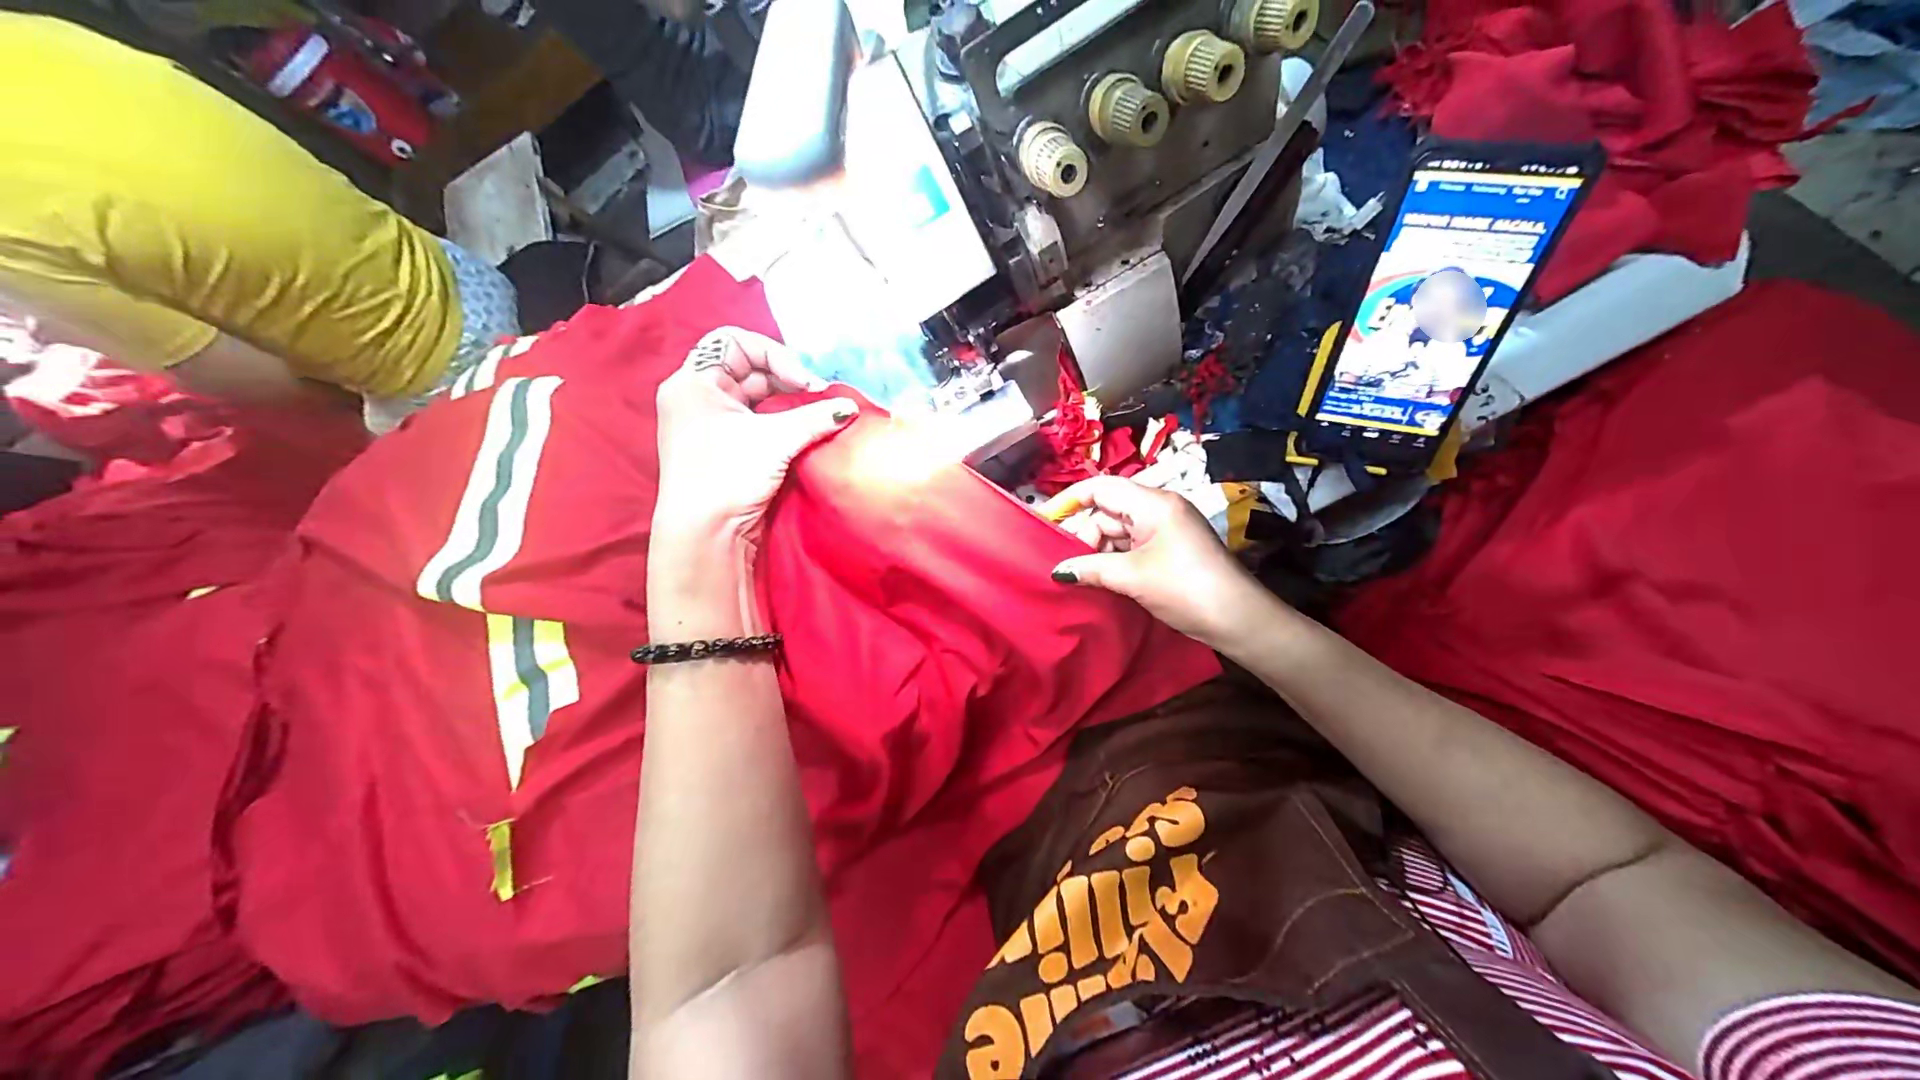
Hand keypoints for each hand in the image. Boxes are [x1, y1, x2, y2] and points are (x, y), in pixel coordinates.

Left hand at [654, 328, 855, 546]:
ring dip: (790, 404)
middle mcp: (698, 398)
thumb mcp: (774, 440)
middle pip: (750, 370)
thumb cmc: (724, 478)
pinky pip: (759, 422)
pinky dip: (784, 423)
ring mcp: (711, 425)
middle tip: (819, 399)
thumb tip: (850, 407)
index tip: (803, 382)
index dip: (774, 355)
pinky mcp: (727, 449)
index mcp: (693, 383)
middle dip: (788, 380)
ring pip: (758, 398)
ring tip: (818, 416)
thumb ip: (816, 417)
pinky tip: (808, 431)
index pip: (735, 342)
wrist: (705, 537)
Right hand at [1043, 475, 1268, 646]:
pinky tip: (1097, 579)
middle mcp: (1158, 510)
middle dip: (1083, 535)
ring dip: (1097, 552)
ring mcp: (1165, 530)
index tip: (1043, 520)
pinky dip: (1113, 561)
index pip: (1101, 488)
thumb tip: (1058, 570)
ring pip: (1117, 532)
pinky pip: (1131, 547)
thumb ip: (1091, 568)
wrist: (1240, 620)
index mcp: (1153, 504)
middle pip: (1107, 511)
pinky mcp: (1169, 551)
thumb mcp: (1132, 577)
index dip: (1069, 501)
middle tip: (1064, 565)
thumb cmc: (1186, 589)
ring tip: (1078, 576)